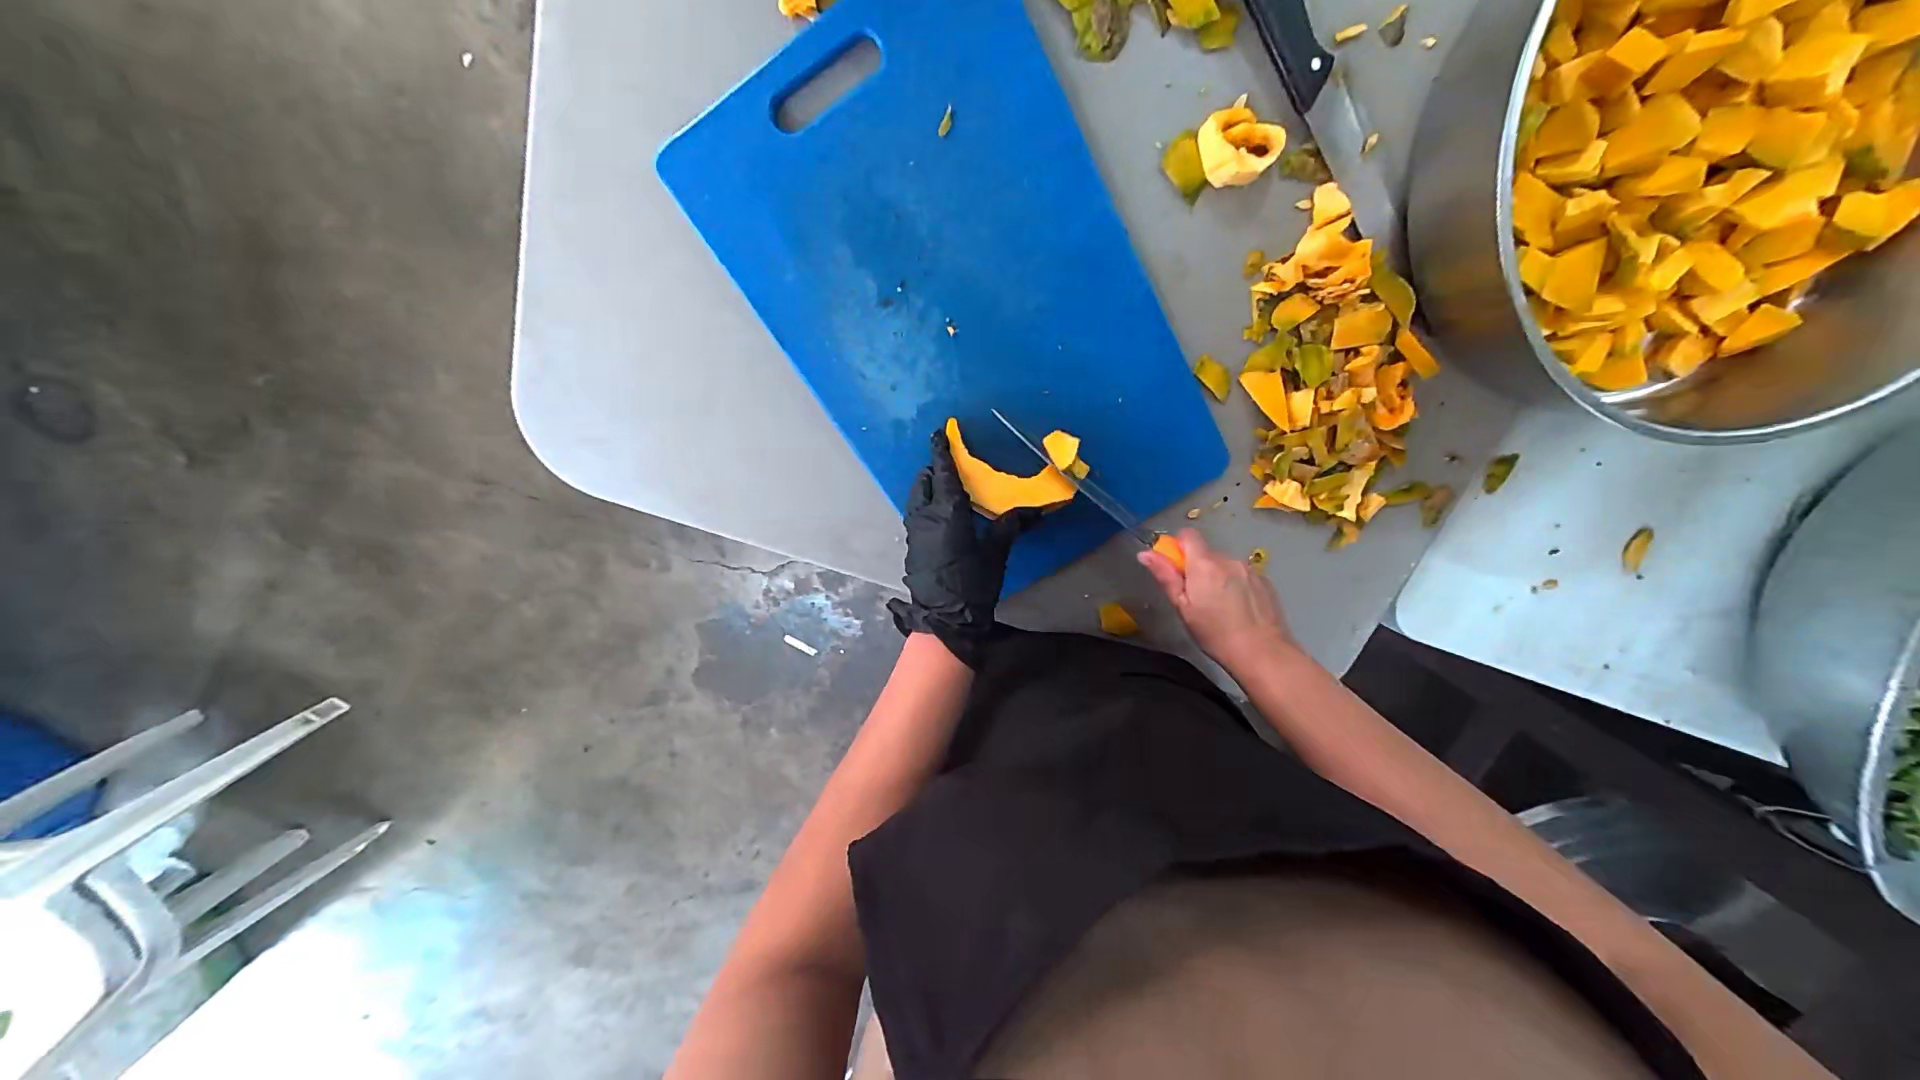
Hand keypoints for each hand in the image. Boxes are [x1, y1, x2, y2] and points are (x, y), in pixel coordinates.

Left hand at [886, 430, 1040, 668]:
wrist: (944, 619)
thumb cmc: (972, 583)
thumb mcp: (995, 553)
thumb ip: (1008, 526)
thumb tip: (1033, 510)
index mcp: (947, 511)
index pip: (943, 472)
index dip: (942, 451)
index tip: (940, 433)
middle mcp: (925, 516)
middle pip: (923, 482)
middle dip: (933, 471)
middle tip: (950, 468)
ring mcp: (914, 533)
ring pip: (917, 500)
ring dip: (928, 491)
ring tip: (946, 492)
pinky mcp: (912, 548)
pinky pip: (917, 517)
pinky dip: (927, 509)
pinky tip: (942, 520)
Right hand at [1138, 529, 1297, 672]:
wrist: (1262, 652)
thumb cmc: (1214, 633)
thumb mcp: (1183, 607)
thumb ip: (1165, 576)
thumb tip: (1145, 554)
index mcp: (1204, 564)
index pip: (1188, 535)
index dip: (1178, 547)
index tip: (1176, 569)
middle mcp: (1228, 559)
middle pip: (1206, 554)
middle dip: (1198, 569)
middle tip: (1197, 598)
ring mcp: (1250, 569)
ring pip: (1225, 565)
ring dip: (1218, 577)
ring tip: (1221, 607)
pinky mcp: (1265, 581)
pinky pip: (1243, 575)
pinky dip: (1237, 585)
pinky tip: (1239, 609)